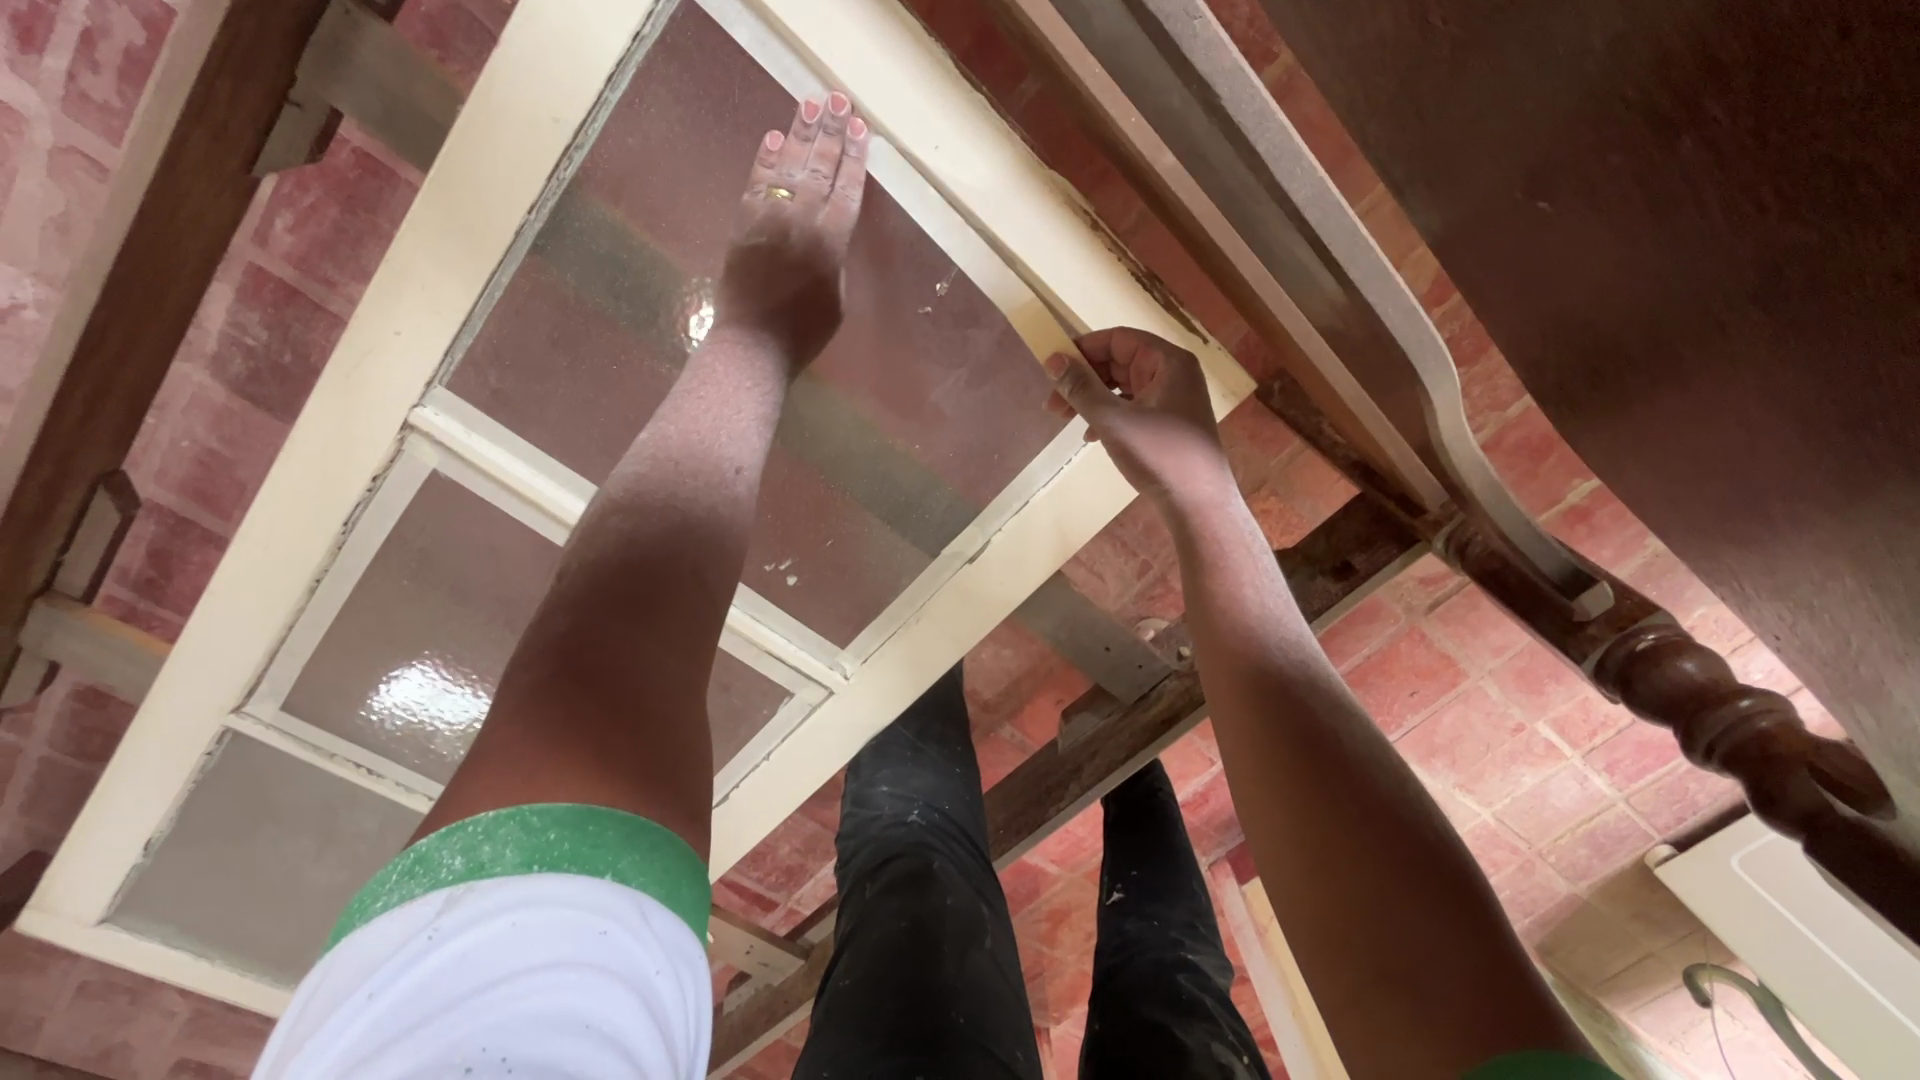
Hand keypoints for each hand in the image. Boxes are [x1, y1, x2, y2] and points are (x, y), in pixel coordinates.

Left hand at [714, 92, 869, 372]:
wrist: (753, 344)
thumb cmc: (804, 332)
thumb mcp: (837, 299)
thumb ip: (836, 260)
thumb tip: (829, 234)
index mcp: (832, 241)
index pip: (847, 188)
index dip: (855, 156)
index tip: (860, 127)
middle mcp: (802, 219)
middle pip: (819, 166)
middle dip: (830, 131)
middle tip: (837, 99)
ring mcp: (770, 217)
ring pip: (789, 165)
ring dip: (800, 132)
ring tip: (810, 104)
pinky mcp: (744, 223)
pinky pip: (758, 181)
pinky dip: (766, 158)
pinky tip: (774, 137)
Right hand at [1045, 328, 1232, 507]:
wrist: (1197, 503)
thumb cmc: (1159, 454)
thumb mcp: (1113, 419)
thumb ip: (1081, 388)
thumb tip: (1053, 360)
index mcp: (1168, 362)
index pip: (1118, 339)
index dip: (1083, 349)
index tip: (1054, 368)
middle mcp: (1172, 374)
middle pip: (1118, 362)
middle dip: (1083, 379)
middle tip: (1053, 402)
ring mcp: (1171, 400)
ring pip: (1122, 387)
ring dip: (1091, 399)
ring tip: (1064, 419)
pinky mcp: (1166, 424)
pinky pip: (1130, 408)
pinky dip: (1107, 417)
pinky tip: (1090, 436)